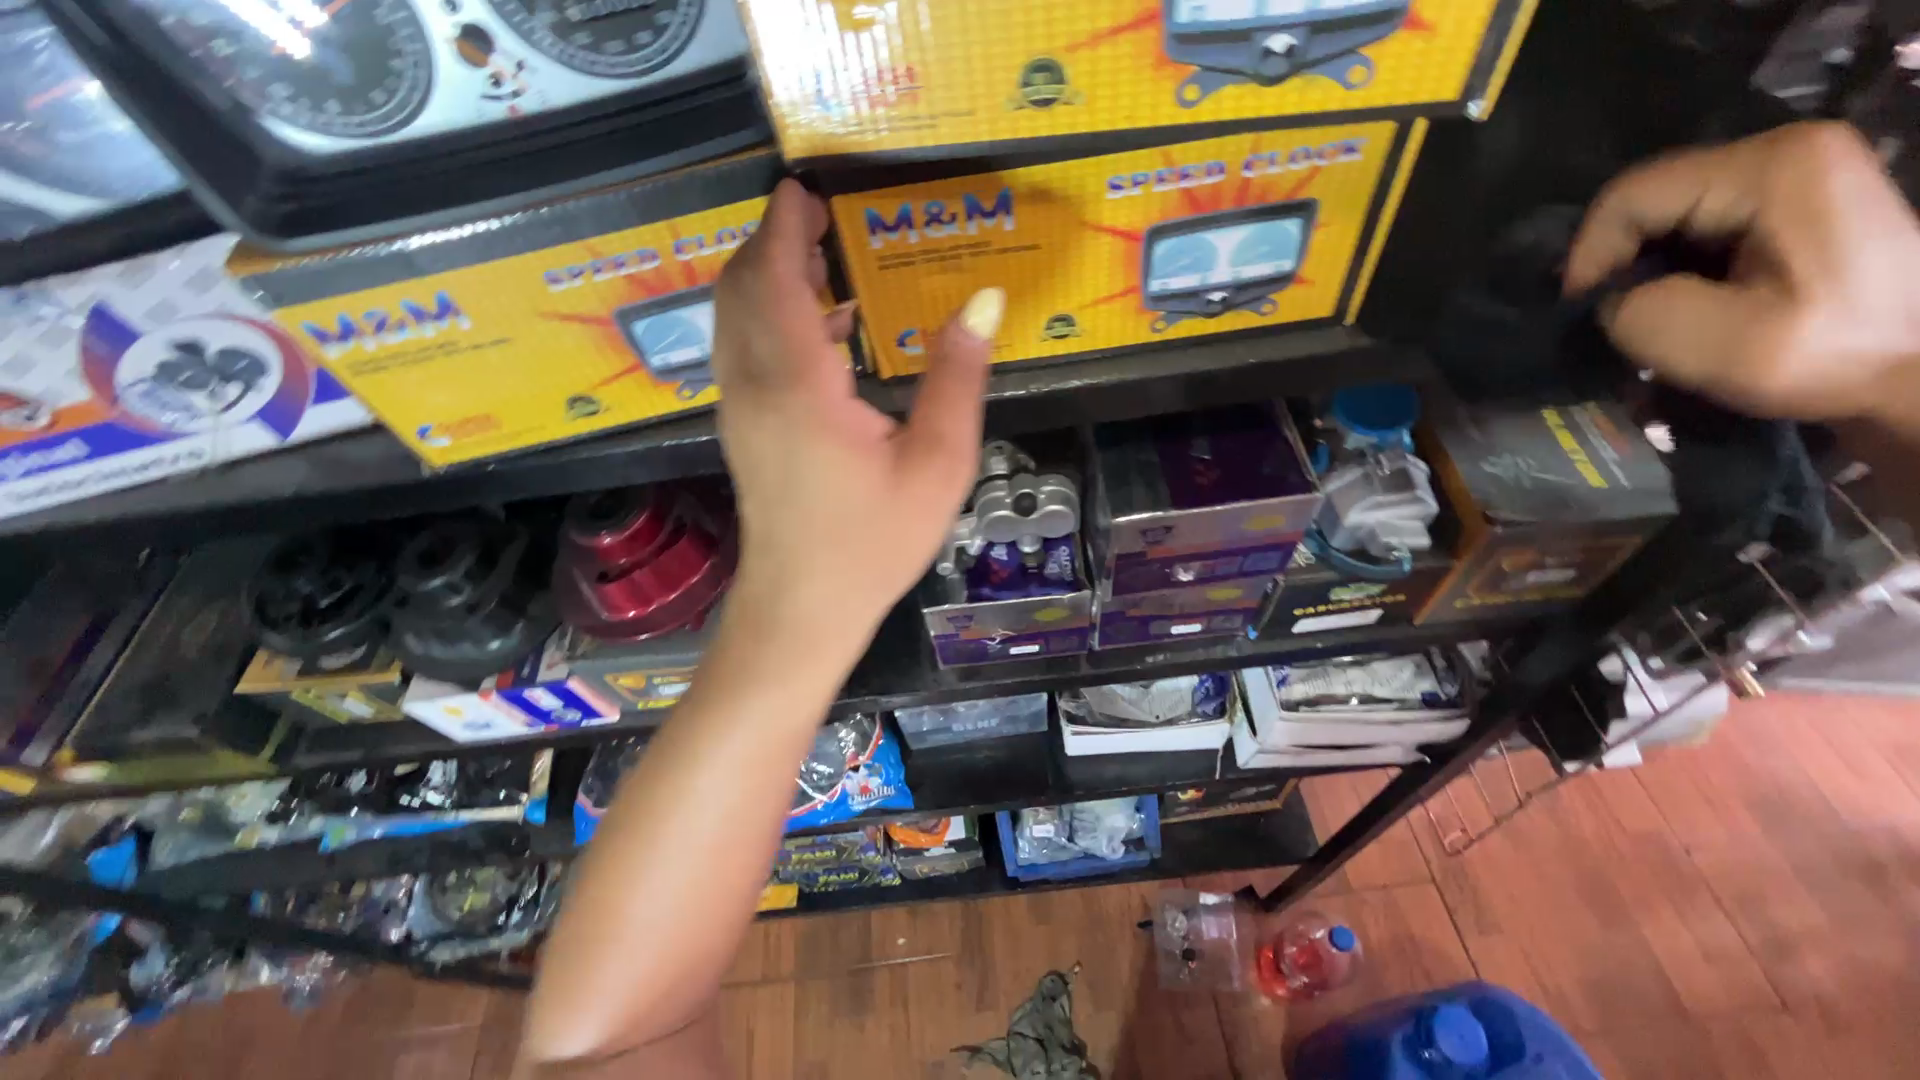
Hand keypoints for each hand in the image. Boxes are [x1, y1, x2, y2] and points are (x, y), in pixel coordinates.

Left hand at [710, 179, 996, 639]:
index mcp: (798, 385)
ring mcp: (740, 408)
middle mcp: (754, 385)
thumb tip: (985, 302)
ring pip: (735, 318)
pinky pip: (742, 349)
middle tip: (819, 215)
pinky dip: (768, 317)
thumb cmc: (874, 542)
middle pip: (742, 288)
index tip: (805, 188)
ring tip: (820, 257)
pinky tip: (821, 328)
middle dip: (772, 242)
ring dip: (767, 277)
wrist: (804, 607)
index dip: (785, 226)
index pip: (776, 279)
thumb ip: (959, 379)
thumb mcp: (938, 464)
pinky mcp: (743, 428)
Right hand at [1565, 121, 1919, 426]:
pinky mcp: (1794, 197)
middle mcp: (1784, 148)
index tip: (1584, 314)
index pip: (1628, 196)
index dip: (1589, 257)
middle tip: (1613, 320)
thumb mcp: (1723, 345)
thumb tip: (1610, 303)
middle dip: (1617, 263)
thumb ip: (1640, 314)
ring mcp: (1795, 169)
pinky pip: (1700, 222)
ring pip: (1668, 213)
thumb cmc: (1833, 356)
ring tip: (1646, 316)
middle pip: (1649, 199)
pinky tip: (1684, 302)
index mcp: (1772, 167)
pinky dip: (1675, 265)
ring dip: (1644, 268)